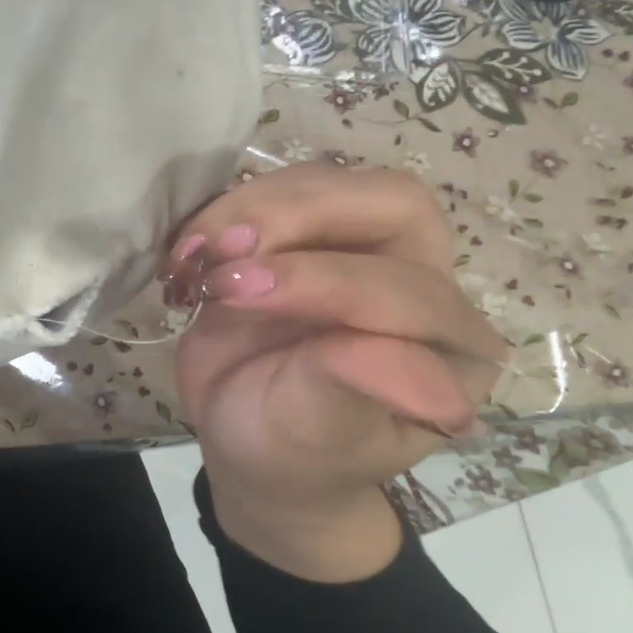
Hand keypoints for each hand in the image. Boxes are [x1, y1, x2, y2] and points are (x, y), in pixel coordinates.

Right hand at [164, 164, 508, 581]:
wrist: (246, 436)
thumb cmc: (290, 448)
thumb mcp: (317, 435)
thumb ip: (351, 390)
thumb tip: (404, 373)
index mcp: (447, 344)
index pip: (396, 286)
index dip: (311, 279)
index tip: (226, 292)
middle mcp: (420, 282)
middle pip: (387, 203)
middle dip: (294, 213)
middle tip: (219, 247)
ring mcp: (357, 250)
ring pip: (325, 184)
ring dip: (244, 206)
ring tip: (188, 255)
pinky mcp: (300, 236)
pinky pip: (272, 192)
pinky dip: (218, 210)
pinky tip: (185, 252)